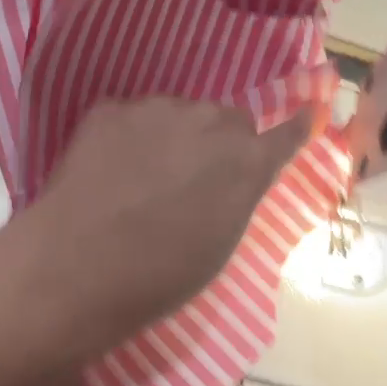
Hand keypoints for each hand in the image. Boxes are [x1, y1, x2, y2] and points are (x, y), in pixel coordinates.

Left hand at [9, 98, 312, 350]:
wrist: (78, 266)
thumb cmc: (159, 277)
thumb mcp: (220, 244)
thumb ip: (237, 197)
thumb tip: (233, 178)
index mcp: (247, 163)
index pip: (287, 133)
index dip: (296, 127)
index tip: (308, 112)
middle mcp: (209, 122)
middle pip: (226, 120)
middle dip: (218, 142)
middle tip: (192, 180)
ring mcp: (156, 109)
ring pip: (177, 114)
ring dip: (172, 136)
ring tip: (141, 180)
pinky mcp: (110, 109)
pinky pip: (132, 117)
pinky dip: (128, 137)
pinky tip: (108, 171)